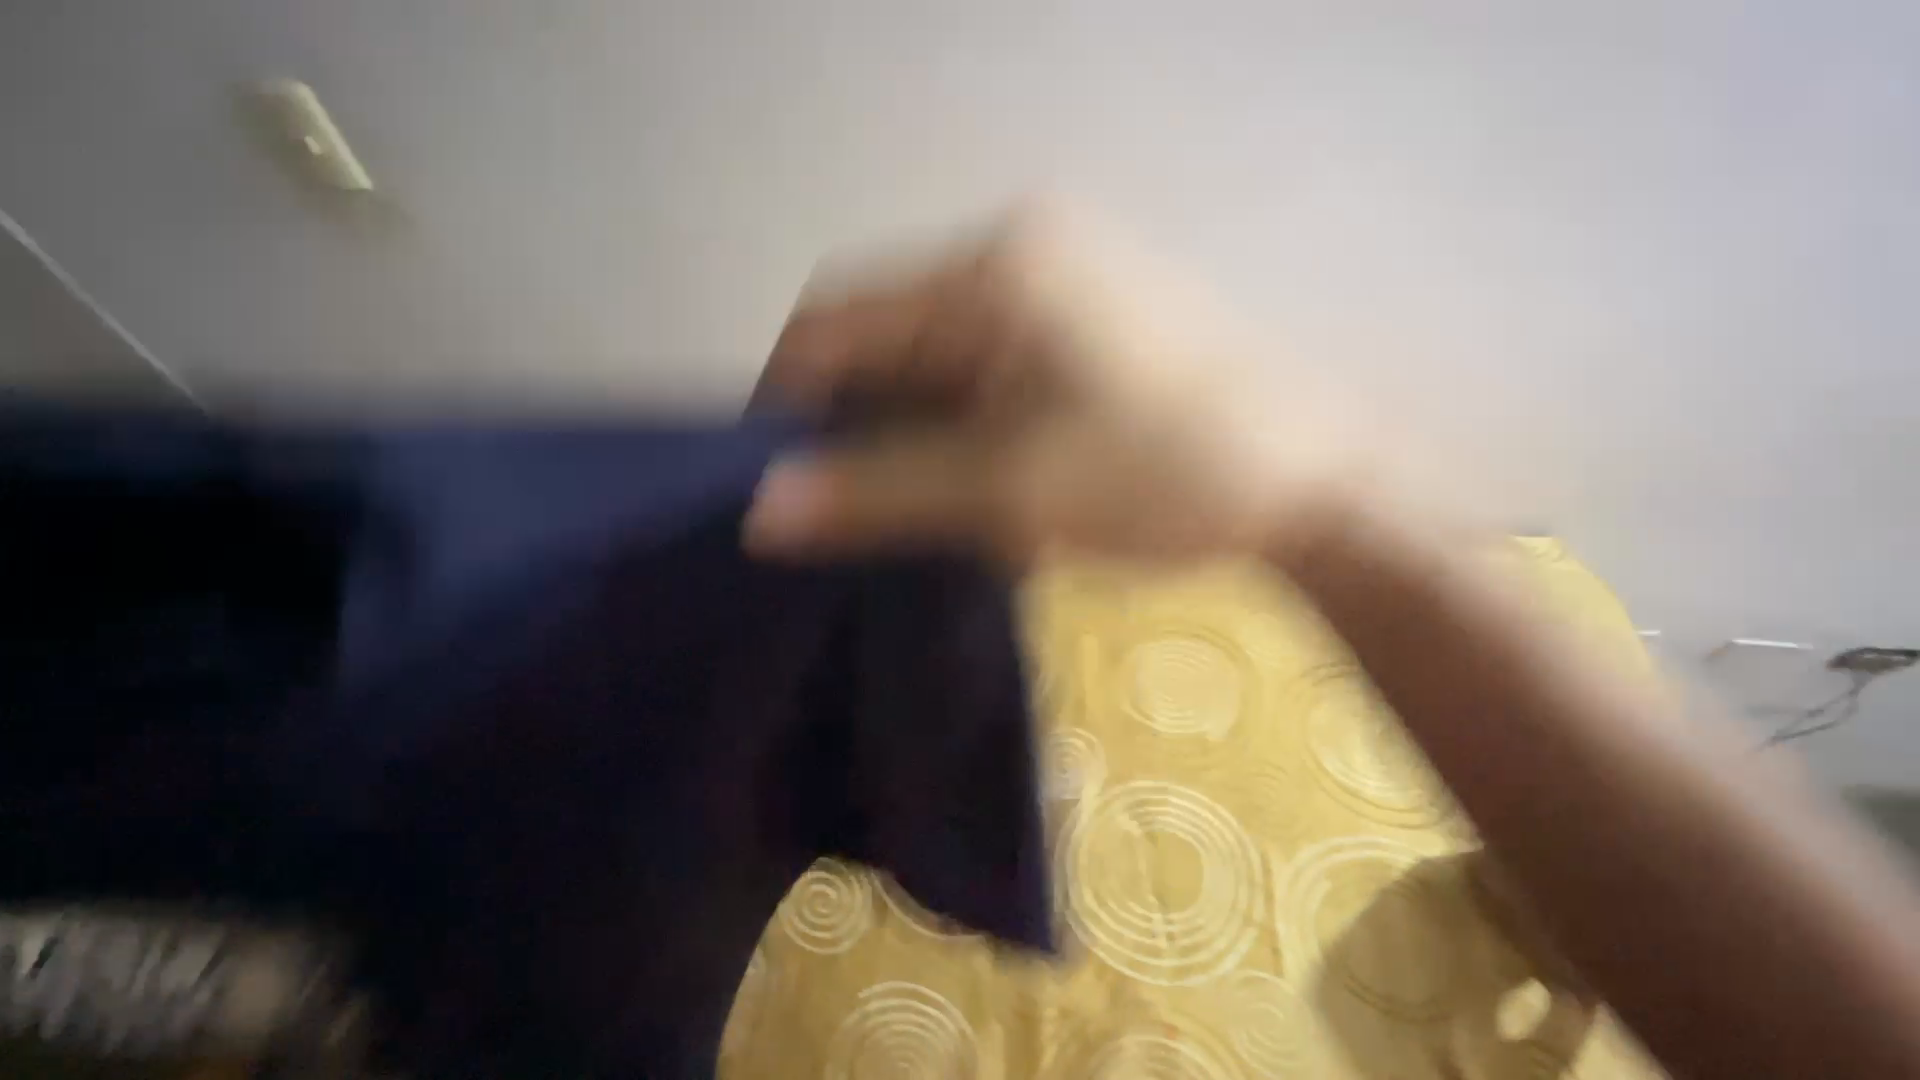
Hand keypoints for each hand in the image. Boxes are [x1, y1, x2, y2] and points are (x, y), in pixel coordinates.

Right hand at [744, 206, 1374, 565]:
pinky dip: (965, 427)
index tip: (771, 477)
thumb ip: (878, 493)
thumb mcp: (1006, 490)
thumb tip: (763, 513)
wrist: (1320, 487)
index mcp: (989, 271)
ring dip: (915, 433)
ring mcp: (1061, 286)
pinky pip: (989, 369)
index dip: (785, 396)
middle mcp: (1017, 255)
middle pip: (889, 337)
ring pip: (939, 360)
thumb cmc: (1162, 476)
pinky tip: (980, 485)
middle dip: (857, 424)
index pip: (837, 320)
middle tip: (848, 508)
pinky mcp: (1090, 325)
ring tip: (920, 507)